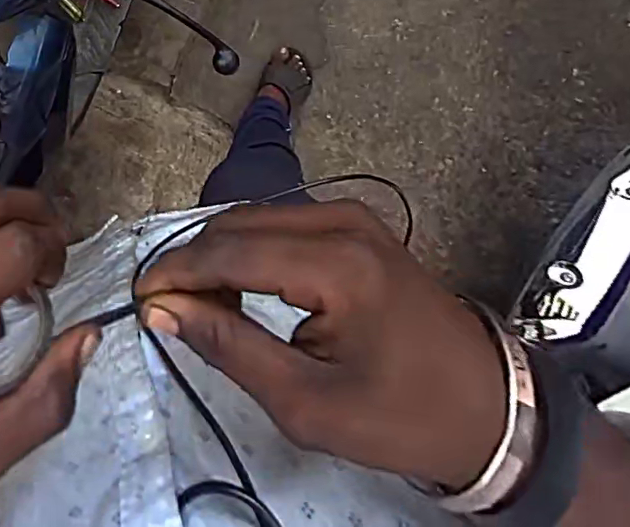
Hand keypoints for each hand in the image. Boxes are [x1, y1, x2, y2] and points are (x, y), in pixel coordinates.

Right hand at [134, 201, 506, 489]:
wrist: (488, 404)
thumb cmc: (402, 414)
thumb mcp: (309, 404)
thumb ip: (230, 348)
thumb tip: (166, 311)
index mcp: (337, 265)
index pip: (232, 251)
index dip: (178, 271)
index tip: (141, 298)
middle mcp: (340, 220)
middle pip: (237, 224)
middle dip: (192, 261)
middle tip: (166, 305)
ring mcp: (348, 214)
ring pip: (253, 218)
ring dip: (216, 253)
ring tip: (199, 301)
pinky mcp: (351, 220)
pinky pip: (277, 222)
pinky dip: (246, 248)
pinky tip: (236, 284)